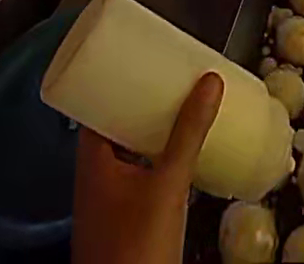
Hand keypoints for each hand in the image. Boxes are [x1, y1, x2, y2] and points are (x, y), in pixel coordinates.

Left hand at [72, 71, 223, 263]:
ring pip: (131, 150)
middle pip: (116, 127)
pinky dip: (162, 152)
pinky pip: (144, 169)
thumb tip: (212, 80)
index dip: (113, 83)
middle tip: (174, 74)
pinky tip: (188, 148)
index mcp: (92, 167)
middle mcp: (96, 180)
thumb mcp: (166, 186)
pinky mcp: (130, 217)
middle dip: (144, 101)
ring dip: (154, 126)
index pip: (94, 112)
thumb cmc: (135, 247)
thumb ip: (189, 134)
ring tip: (187, 102)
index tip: (140, 59)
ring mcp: (111, 201)